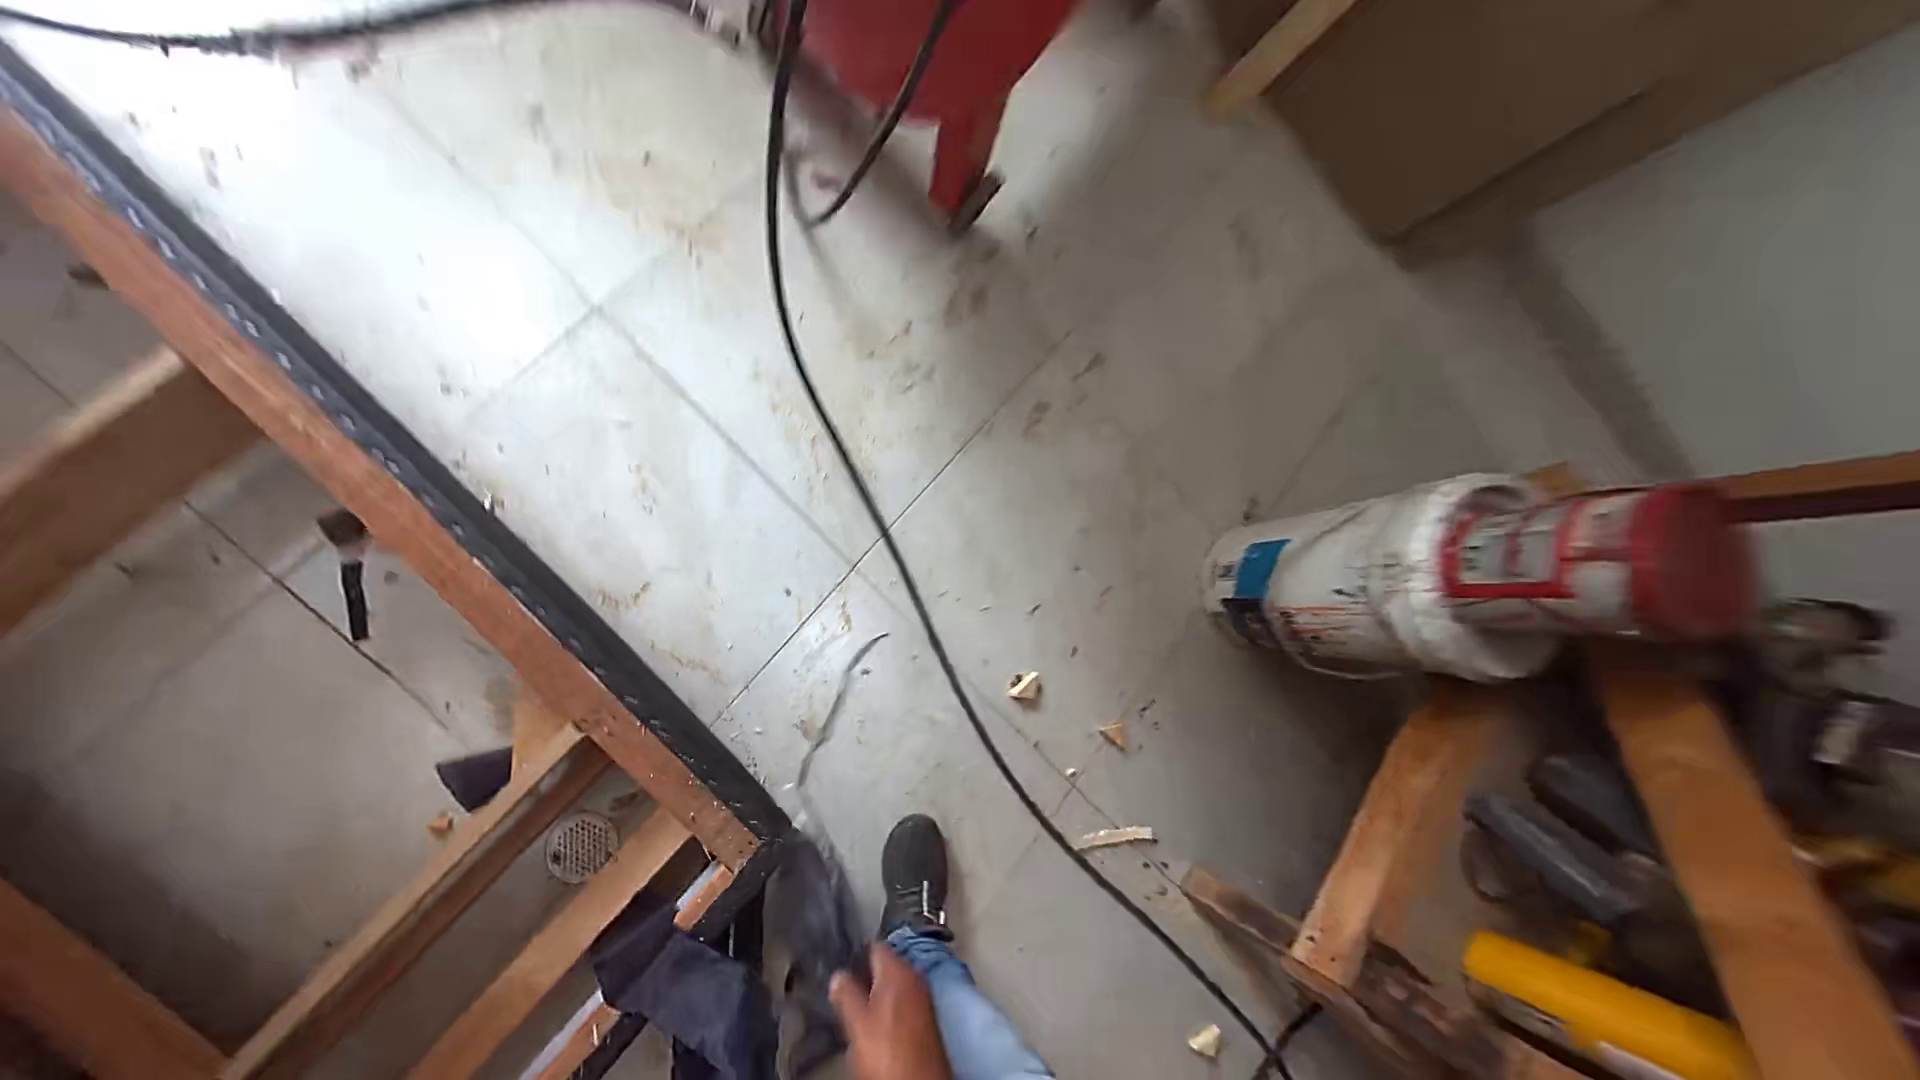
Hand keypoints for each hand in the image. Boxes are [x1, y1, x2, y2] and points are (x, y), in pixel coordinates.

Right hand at [830, 943, 953, 1079]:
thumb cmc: (887, 1050)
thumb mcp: (858, 1023)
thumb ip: (845, 995)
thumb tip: (837, 976)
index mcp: (898, 969)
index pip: (875, 947)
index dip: (856, 954)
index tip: (841, 965)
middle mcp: (914, 975)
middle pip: (885, 964)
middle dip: (866, 975)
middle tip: (846, 991)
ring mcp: (923, 995)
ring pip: (894, 984)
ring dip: (877, 993)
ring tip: (858, 1010)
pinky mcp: (926, 1016)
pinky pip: (903, 1000)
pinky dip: (889, 1006)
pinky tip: (877, 1024)